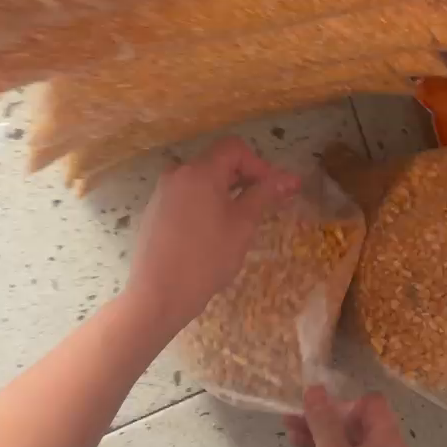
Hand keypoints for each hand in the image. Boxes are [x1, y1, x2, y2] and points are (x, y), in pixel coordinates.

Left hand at [127, 137, 299, 330]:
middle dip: (246, 177)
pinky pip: (188, 195)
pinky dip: (208, 202)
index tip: (274, 189)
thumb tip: (290, 177)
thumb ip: (265, 194)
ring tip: (243, 218)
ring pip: (203, 179)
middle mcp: (177, 174)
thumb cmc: (206, 259)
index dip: (259, 164)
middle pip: (218, 161)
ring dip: (228, 190)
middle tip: (266, 203)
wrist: (157, 297)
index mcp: (199, 172)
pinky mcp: (156, 212)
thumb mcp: (243, 224)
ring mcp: (163, 193)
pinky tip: (216, 230)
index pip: (235, 148)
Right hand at [288, 387, 409, 446]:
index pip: (373, 405)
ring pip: (346, 443)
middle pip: (358, 422)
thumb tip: (316, 389)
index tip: (317, 407)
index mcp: (389, 444)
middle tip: (295, 412)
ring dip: (319, 432)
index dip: (345, 401)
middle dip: (327, 415)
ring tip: (288, 425)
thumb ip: (324, 421)